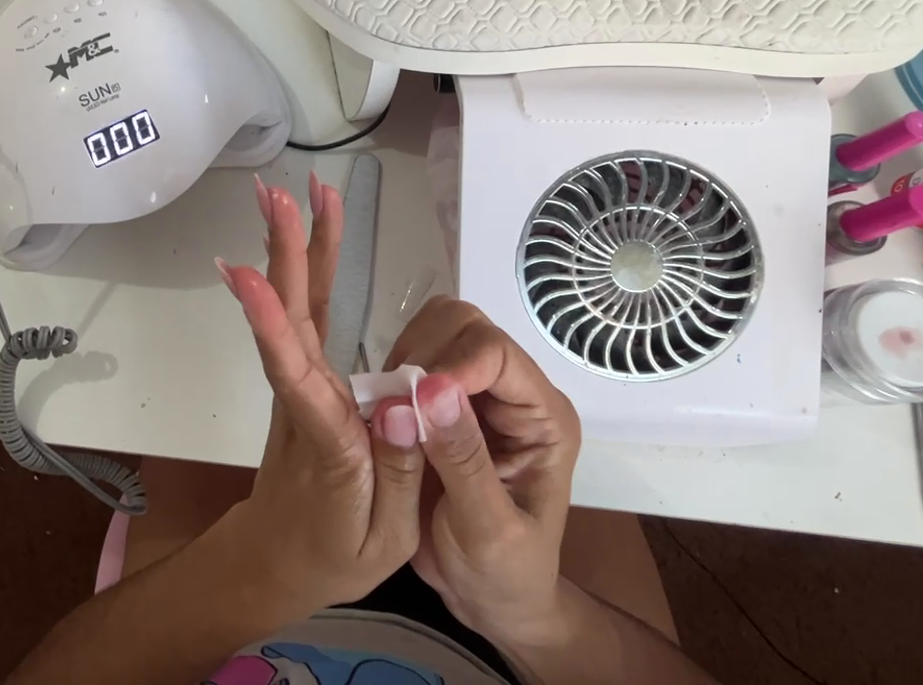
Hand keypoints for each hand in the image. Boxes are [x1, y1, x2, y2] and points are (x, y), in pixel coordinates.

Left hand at [211, 173, 425, 618]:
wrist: (279, 554)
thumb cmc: (335, 552)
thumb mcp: (383, 535)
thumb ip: (399, 469)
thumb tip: (410, 403)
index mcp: (327, 439)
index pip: (294, 377)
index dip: (272, 325)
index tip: (249, 275)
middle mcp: (304, 396)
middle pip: (291, 319)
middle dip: (285, 254)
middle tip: (281, 195)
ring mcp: (300, 380)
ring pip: (297, 307)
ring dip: (295, 248)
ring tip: (295, 193)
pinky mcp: (304, 374)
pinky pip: (306, 315)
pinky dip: (308, 272)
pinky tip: (308, 238)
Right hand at [388, 297, 582, 644]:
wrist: (489, 597)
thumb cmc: (502, 573)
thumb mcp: (487, 529)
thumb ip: (463, 459)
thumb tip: (431, 388)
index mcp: (542, 417)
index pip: (495, 352)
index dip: (449, 364)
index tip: (407, 401)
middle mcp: (512, 390)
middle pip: (465, 325)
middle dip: (422, 354)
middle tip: (392, 405)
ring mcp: (475, 389)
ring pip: (434, 329)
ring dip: (401, 359)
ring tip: (386, 412)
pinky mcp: (441, 395)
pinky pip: (410, 353)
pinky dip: (388, 372)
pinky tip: (380, 413)